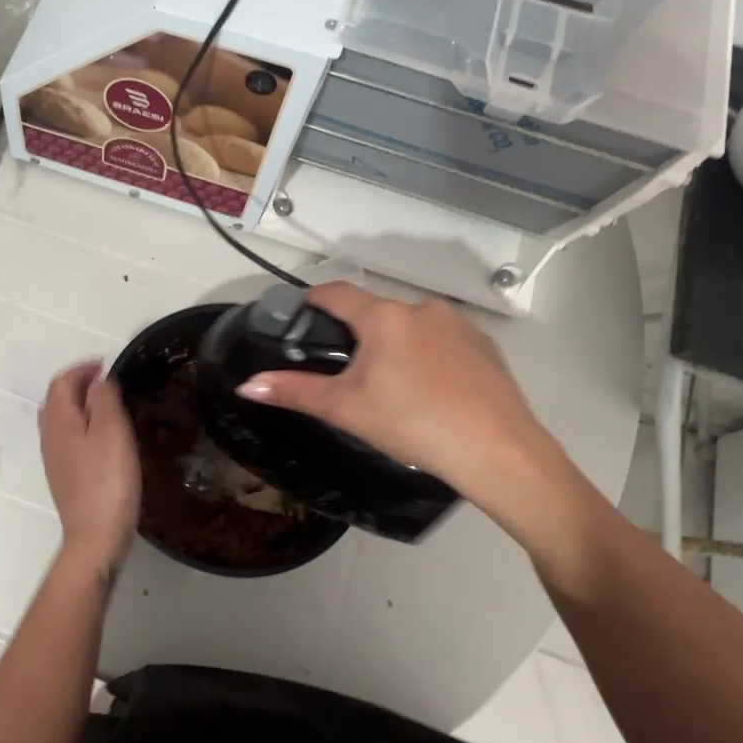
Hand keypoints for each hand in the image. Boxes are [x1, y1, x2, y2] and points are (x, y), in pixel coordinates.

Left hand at [38, 361, 140, 577]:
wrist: (96, 536)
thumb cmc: (107, 480)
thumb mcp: (111, 431)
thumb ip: (103, 399)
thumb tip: (97, 380)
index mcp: (58, 421)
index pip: (61, 382)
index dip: (82, 369)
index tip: (108, 366)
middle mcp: (49, 438)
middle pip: (57, 400)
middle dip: (79, 385)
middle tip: (109, 384)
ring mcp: (55, 460)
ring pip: (61, 421)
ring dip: (81, 407)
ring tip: (110, 407)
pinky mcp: (65, 478)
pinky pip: (69, 441)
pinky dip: (84, 428)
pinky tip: (106, 440)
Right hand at [234, 283, 558, 509]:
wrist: (496, 449)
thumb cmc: (411, 423)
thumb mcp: (346, 409)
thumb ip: (294, 391)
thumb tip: (246, 386)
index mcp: (384, 317)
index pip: (338, 293)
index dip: (315, 299)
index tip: (300, 312)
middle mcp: (422, 309)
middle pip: (376, 313)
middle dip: (358, 334)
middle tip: (346, 371)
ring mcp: (459, 325)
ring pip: (411, 328)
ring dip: (395, 345)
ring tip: (389, 386)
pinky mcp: (485, 346)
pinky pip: (443, 343)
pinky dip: (428, 358)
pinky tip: (429, 392)